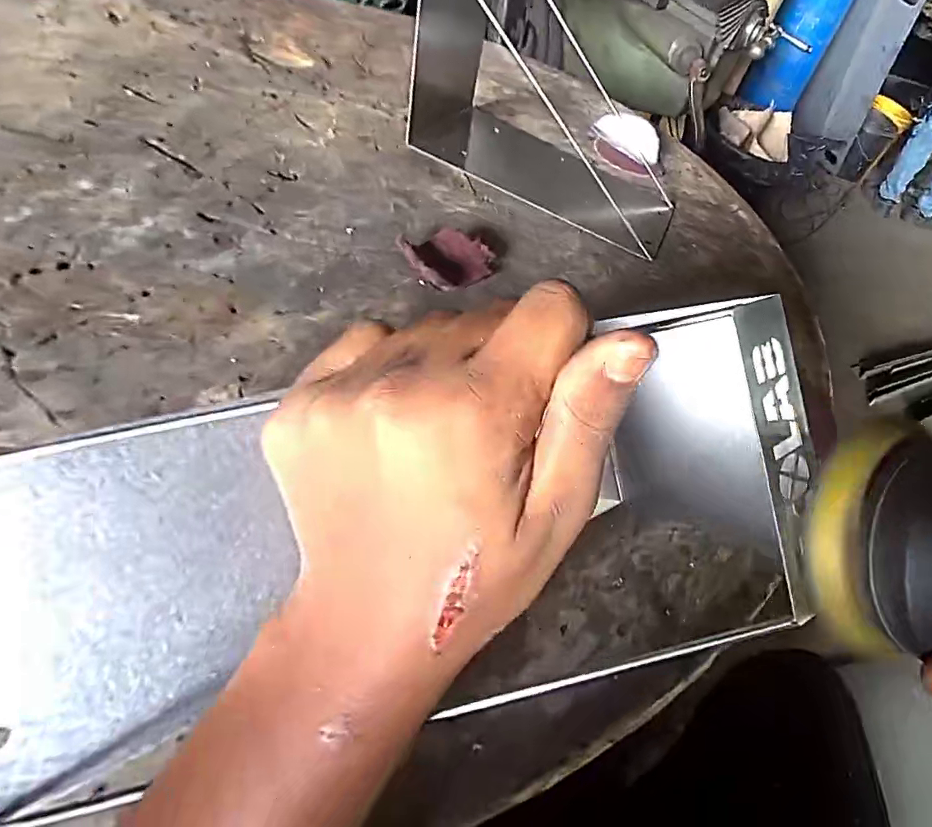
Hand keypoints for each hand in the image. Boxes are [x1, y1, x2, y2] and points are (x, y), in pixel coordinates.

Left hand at [261, 281, 656, 677]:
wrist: (361, 626)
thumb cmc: (480, 575)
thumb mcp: (559, 507)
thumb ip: (590, 415)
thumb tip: (631, 342)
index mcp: (477, 407)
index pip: (550, 305)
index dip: (567, 339)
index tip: (552, 393)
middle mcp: (404, 380)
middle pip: (494, 314)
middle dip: (513, 355)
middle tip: (501, 429)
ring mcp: (342, 387)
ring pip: (438, 324)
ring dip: (457, 360)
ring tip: (449, 429)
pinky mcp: (299, 397)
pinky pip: (375, 338)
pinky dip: (400, 364)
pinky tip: (399, 420)